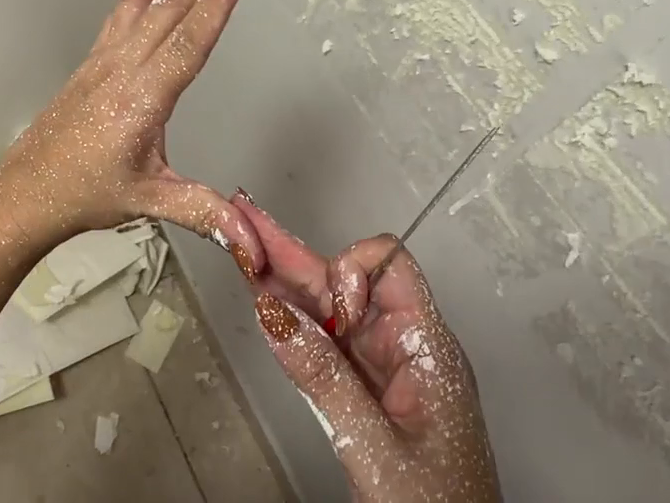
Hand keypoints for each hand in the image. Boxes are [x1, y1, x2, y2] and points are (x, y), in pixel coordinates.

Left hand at [0, 0, 267, 270]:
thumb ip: (204, 211)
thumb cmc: (82, 192)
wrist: (27, 191)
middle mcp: (125, 65)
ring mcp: (108, 54)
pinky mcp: (99, 54)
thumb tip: (249, 240)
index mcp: (143, 97)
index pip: (190, 37)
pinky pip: (123, 2)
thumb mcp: (149, 202)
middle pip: (175, 3)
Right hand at [236, 195, 500, 502]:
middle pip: (345, 284)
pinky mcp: (365, 393)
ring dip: (285, 283)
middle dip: (294, 256)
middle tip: (246, 222)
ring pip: (328, 312)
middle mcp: (403, 347)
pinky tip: (263, 300)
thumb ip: (323, 379)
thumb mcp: (375, 446)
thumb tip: (274, 314)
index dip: (350, 271)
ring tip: (242, 250)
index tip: (328, 311)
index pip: (390, 267)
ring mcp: (382, 370)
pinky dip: (291, 322)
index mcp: (427, 348)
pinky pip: (324, 346)